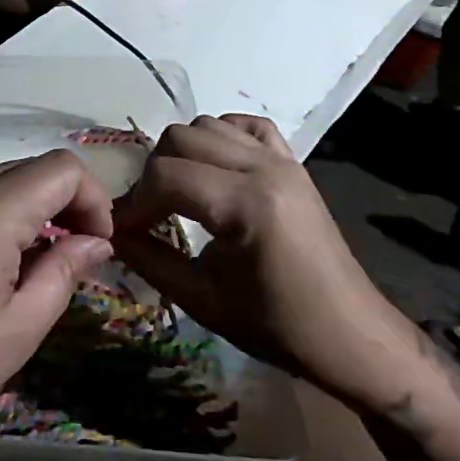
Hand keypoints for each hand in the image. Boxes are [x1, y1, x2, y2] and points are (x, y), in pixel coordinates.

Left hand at [0, 150, 113, 460]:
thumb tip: (96, 241)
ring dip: (41, 207)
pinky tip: (15, 257)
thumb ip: (65, 270)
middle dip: (70, 201)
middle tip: (84, 251)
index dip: (94, 197)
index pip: (61, 168)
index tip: (100, 242)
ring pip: (9, 179)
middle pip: (35, 167)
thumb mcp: (23, 325)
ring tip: (53, 258)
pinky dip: (12, 213)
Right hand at [113, 115, 419, 407]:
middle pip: (180, 139)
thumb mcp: (201, 299)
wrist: (348, 335)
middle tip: (148, 214)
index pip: (164, 176)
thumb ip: (148, 259)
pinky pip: (246, 126)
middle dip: (152, 174)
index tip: (122, 230)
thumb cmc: (275, 325)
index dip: (134, 202)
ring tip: (177, 194)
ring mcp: (283, 160)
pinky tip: (213, 169)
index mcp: (246, 204)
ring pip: (208, 125)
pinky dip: (220, 137)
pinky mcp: (293, 163)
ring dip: (181, 154)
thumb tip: (111, 234)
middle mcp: (265, 168)